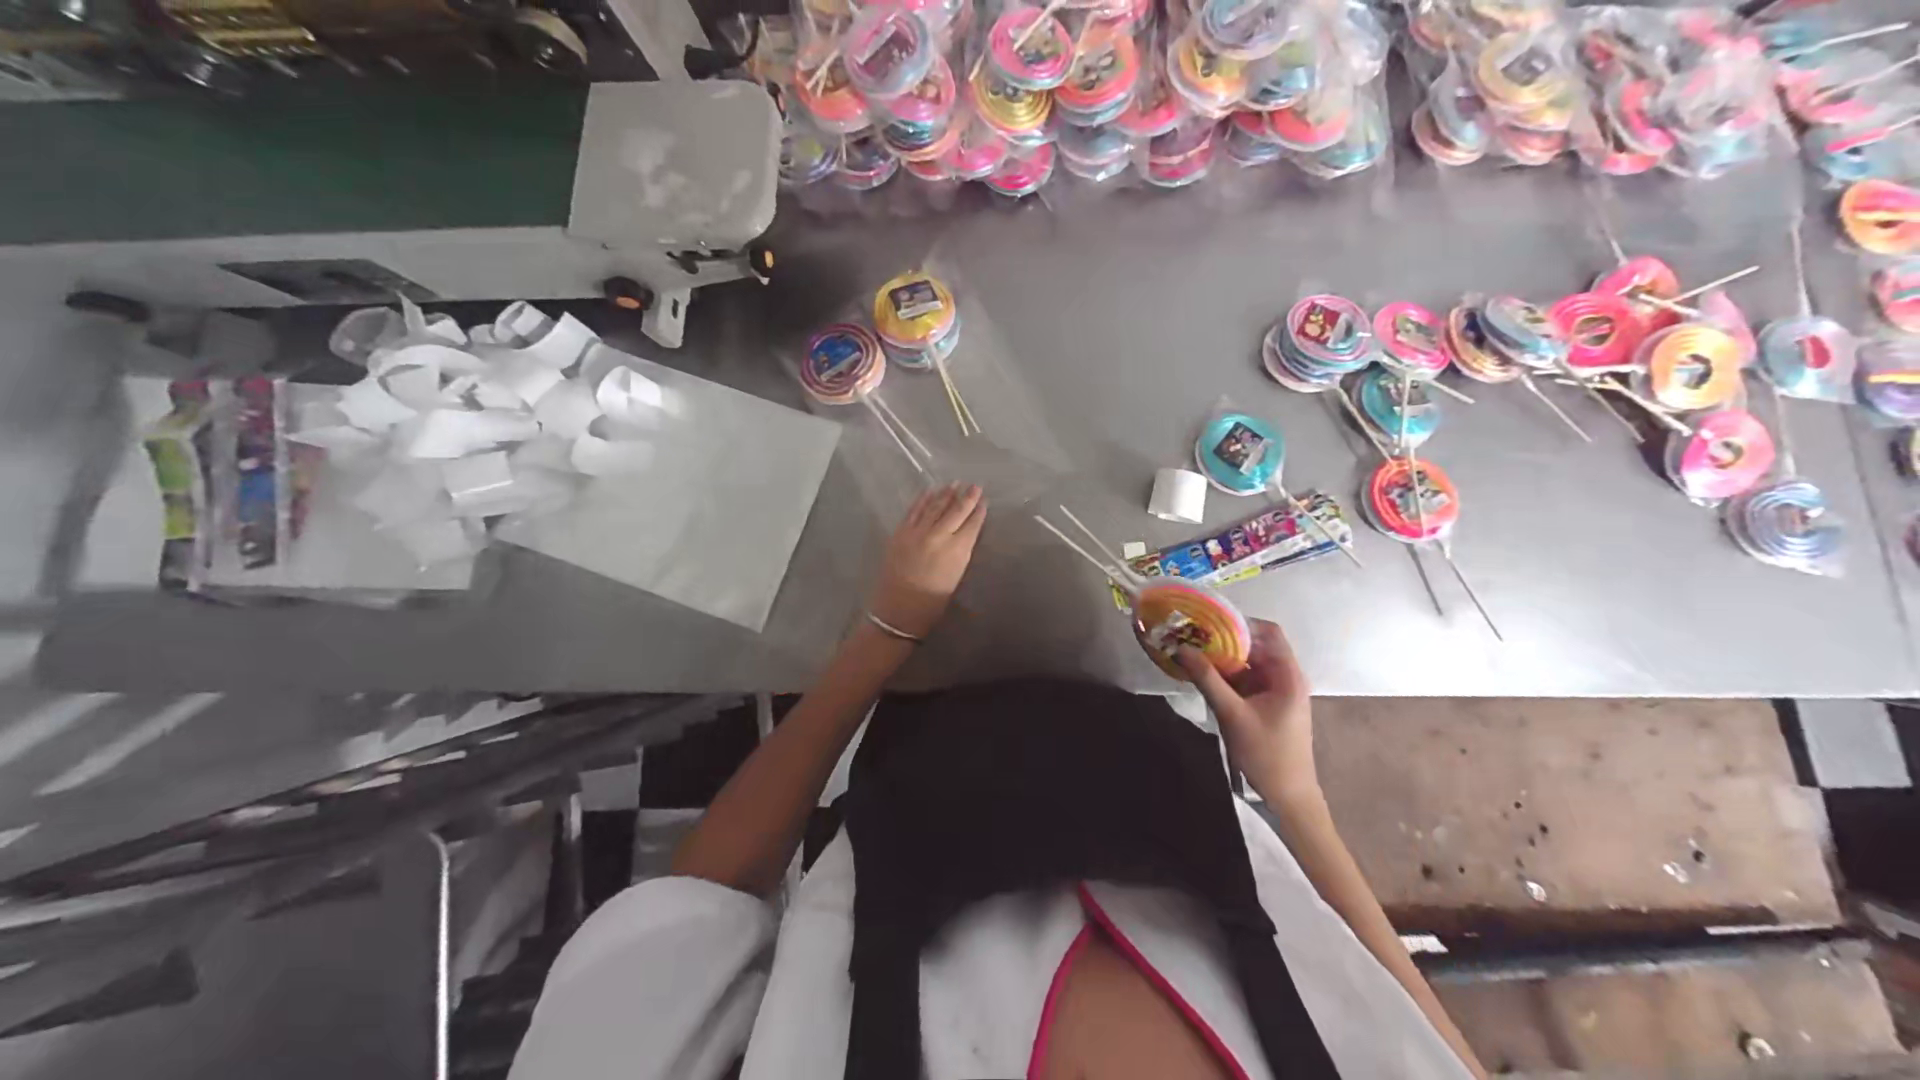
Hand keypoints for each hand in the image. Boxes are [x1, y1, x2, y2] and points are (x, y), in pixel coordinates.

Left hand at [869, 483, 987, 638]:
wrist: (899, 611)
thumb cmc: (932, 602)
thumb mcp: (955, 576)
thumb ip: (960, 551)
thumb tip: (964, 533)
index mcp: (957, 551)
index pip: (972, 524)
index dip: (978, 511)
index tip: (983, 500)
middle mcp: (939, 536)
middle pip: (955, 511)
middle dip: (966, 497)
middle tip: (974, 485)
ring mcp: (918, 532)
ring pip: (935, 506)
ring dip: (946, 494)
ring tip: (955, 483)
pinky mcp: (901, 532)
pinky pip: (915, 510)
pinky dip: (924, 499)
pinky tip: (930, 491)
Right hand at [1176, 619, 1317, 803]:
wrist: (1288, 797)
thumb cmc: (1266, 755)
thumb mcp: (1232, 715)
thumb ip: (1207, 679)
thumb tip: (1181, 648)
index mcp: (1287, 675)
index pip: (1268, 632)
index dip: (1240, 622)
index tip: (1207, 622)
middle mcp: (1285, 677)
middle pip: (1255, 646)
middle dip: (1224, 640)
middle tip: (1191, 637)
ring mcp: (1276, 692)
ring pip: (1247, 663)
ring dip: (1222, 659)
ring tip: (1191, 654)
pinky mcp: (1266, 704)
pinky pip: (1245, 680)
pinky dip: (1226, 676)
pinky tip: (1202, 676)